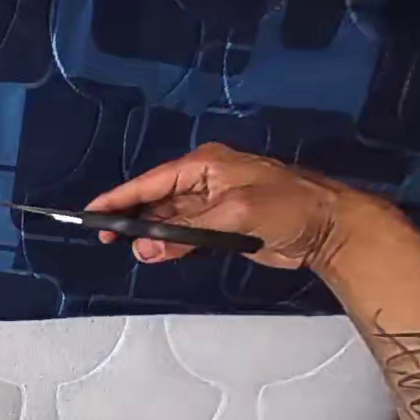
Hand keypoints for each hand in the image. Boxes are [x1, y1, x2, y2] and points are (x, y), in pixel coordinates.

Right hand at [85, 143, 384, 271]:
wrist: (327, 228)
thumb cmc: (286, 208)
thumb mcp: (233, 214)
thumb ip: (186, 231)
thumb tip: (145, 246)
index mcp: (204, 166)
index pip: (151, 181)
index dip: (119, 197)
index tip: (92, 212)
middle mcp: (203, 181)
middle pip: (155, 199)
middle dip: (132, 218)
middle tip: (107, 238)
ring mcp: (211, 205)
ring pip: (168, 219)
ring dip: (151, 235)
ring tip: (134, 250)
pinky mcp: (219, 226)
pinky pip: (184, 234)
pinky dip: (170, 244)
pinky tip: (157, 253)